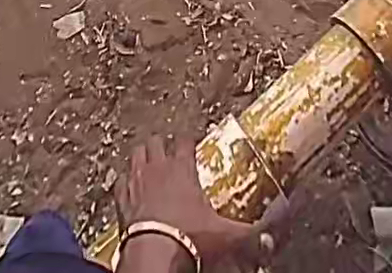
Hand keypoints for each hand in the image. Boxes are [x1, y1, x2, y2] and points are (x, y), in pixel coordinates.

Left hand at [118, 137, 270, 270]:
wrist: (154, 252)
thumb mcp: (223, 234)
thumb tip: (272, 235)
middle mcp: (158, 166)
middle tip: (168, 152)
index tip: (191, 142)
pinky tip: (129, 187)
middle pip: (157, 141)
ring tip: (148, 162)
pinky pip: (120, 179)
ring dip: (142, 155)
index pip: (185, 141)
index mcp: (182, 168)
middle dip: (162, 143)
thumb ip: (248, 233)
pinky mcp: (121, 197)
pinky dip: (124, 181)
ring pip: (137, 153)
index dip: (188, 139)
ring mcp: (137, 179)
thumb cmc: (189, 238)